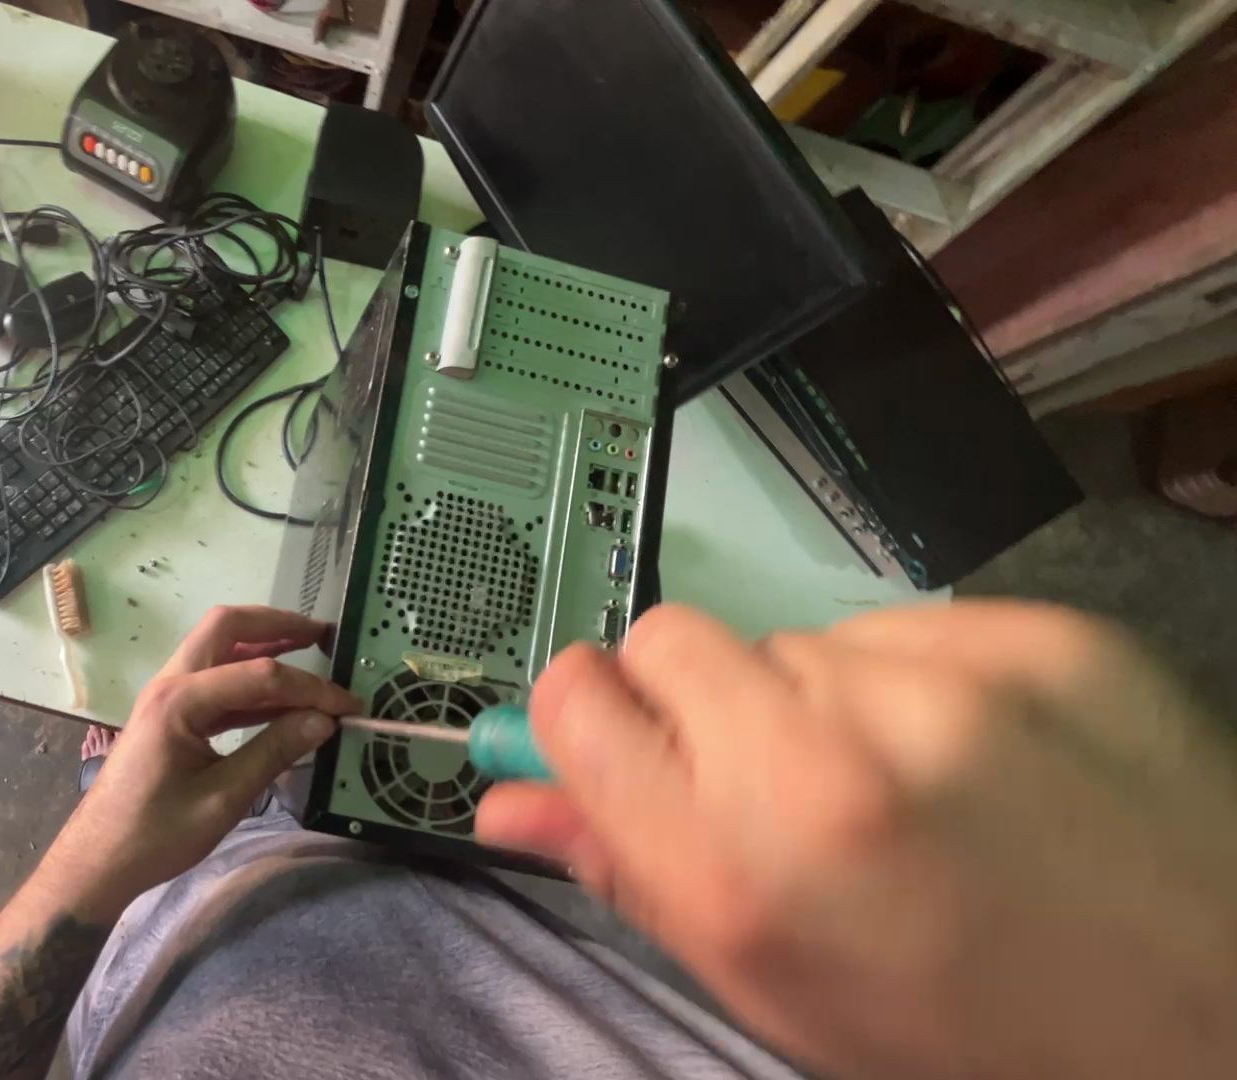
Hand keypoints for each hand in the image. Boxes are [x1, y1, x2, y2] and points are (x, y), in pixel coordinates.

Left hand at [37, 605, 357, 921]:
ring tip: (310, 650)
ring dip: (264, 644)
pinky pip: (216, 679)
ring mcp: (168, 693)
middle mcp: (171, 682)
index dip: (309, 686)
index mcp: (179, 701)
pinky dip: (250, 677)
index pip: (258, 675)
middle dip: (277, 624)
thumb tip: (324, 720)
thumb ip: (273, 752)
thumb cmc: (154, 836)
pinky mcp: (172, 711)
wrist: (97, 861)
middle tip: (322, 635)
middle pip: (227, 627)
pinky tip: (281, 695)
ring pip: (220, 647)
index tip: (347, 705)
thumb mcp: (221, 800)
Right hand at [477, 601, 1236, 1079]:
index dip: (585, 710)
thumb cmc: (969, 1032)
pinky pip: (884, 625)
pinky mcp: (1031, 640)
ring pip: (776, 637)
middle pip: (662, 638)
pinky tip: (965, 753)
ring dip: (801, 696)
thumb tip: (508, 804)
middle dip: (686, 694)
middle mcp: (820, 759)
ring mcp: (937, 688)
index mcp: (738, 860)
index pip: (574, 697)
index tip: (618, 732)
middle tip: (754, 765)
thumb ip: (615, 864)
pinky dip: (898, 678)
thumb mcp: (758, 974)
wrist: (1233, 1034)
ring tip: (885, 778)